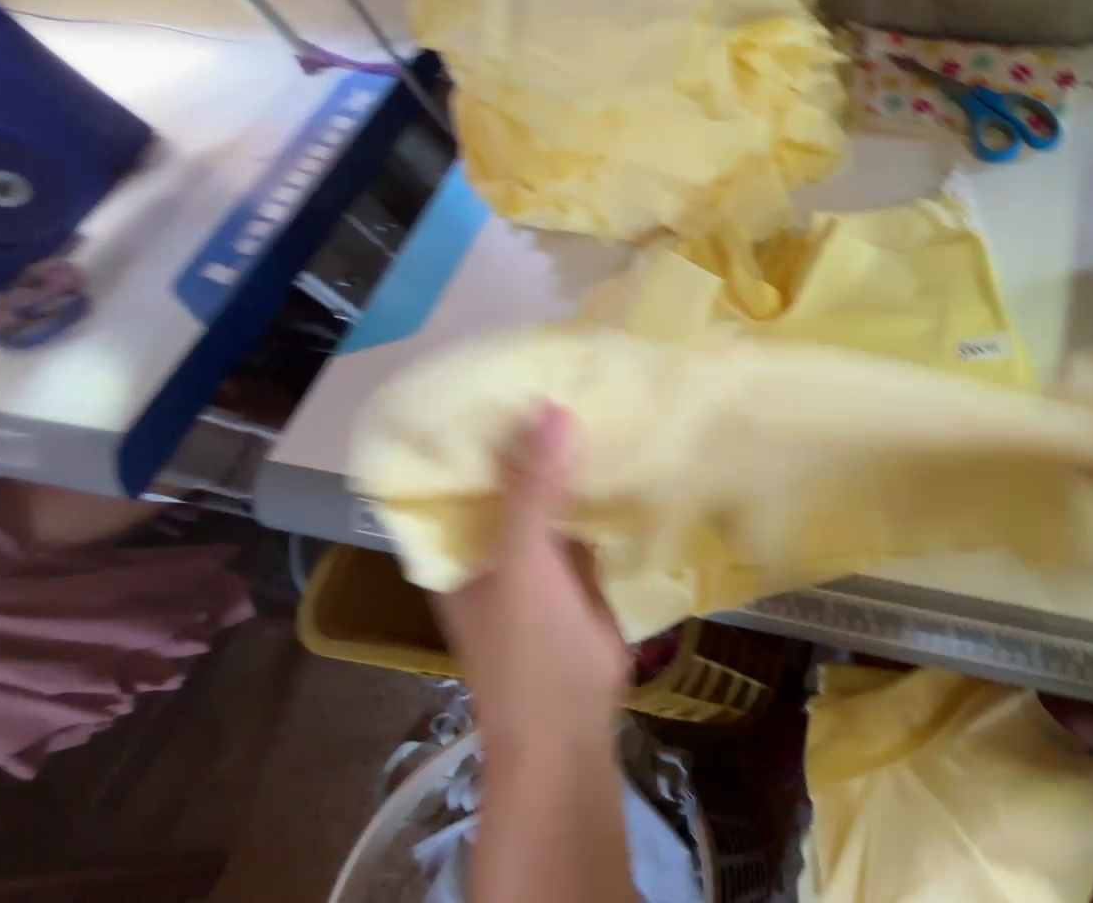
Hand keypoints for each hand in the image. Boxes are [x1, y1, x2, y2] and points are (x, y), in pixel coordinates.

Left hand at [436, 404, 627, 755]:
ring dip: (577, 459)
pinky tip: (635, 456)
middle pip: (513, 475)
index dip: (481, 420)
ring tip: (611, 398)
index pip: (460, 466)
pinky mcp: (580, 568)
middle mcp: (492, 542)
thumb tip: (550, 408)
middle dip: (539, 432)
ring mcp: (539, 556)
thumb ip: (533, 492)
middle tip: (579, 369)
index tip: (516, 366)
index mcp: (457, 541)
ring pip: (556, 494)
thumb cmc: (528, 651)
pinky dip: (606, 492)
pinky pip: (589, 518)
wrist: (570, 726)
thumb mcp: (522, 566)